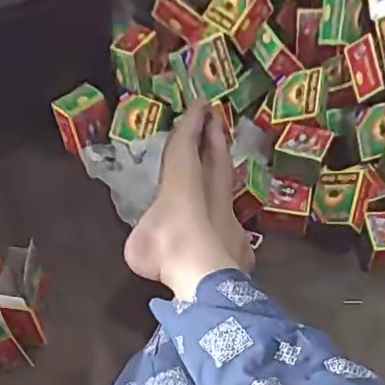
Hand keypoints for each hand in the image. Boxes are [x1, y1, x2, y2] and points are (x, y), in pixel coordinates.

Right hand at [122, 104, 253, 299]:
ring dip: (223, 179)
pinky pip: (233, 232)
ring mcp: (231, 223)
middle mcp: (211, 196)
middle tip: (217, 119)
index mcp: (182, 182)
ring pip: (228, 194)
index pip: (187, 147)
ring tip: (220, 169)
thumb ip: (150, 238)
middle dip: (215, 138)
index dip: (192, 126)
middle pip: (217, 160)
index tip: (200, 106)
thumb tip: (155, 248)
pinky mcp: (242, 249)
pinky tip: (225, 236)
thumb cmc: (165, 250)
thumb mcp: (141, 244)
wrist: (203, 278)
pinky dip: (227, 229)